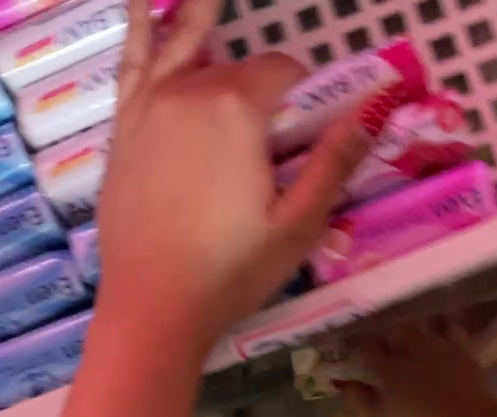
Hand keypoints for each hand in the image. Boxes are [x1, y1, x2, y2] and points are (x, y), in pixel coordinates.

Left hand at [95, 0, 370, 351]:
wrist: (153, 307)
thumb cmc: (231, 273)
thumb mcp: (296, 226)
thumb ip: (332, 162)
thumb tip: (374, 109)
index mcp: (238, 109)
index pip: (283, 73)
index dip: (306, 94)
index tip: (313, 129)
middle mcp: (190, 91)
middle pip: (239, 68)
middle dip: (263, 86)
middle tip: (275, 135)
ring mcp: (148, 106)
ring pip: (184, 47)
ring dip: (203, 18)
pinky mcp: (122, 129)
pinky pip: (133, 62)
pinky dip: (142, 28)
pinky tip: (145, 4)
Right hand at [342, 324, 496, 416]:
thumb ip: (363, 399)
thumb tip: (342, 383)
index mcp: (387, 368)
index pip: (364, 347)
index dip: (356, 347)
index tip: (353, 351)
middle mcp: (409, 348)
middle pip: (391, 329)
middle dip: (384, 334)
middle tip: (383, 346)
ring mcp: (438, 345)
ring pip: (419, 325)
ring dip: (411, 329)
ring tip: (409, 338)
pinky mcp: (462, 348)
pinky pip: (450, 327)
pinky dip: (443, 329)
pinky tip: (441, 336)